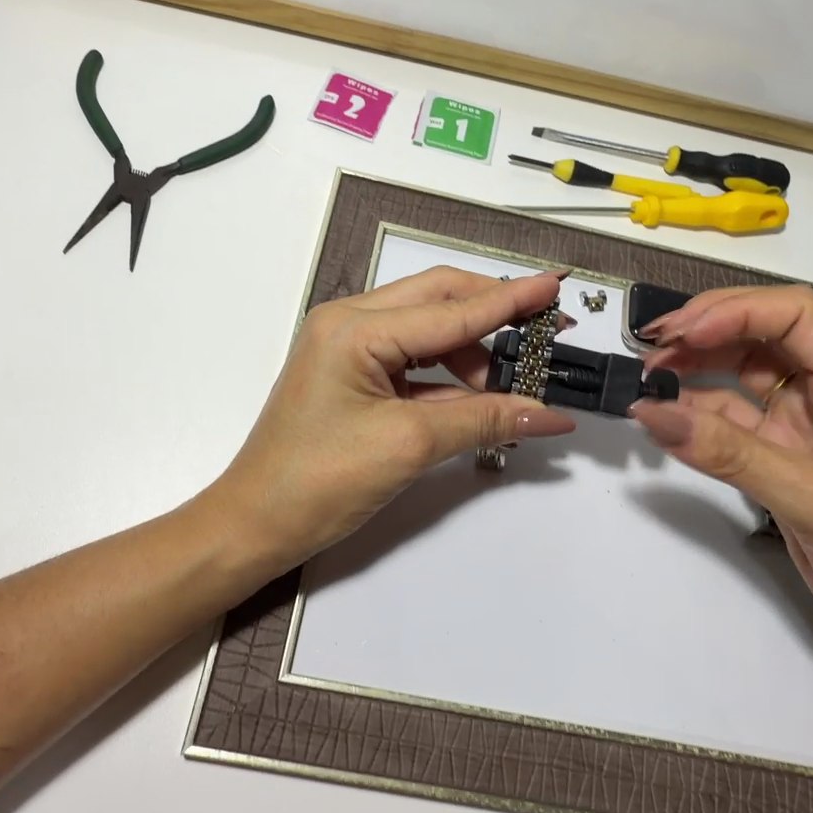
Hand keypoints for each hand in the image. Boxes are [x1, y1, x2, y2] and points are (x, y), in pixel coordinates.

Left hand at [197, 267, 577, 570]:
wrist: (257, 524)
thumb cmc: (318, 482)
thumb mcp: (410, 445)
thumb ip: (484, 419)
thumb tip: (547, 414)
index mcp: (354, 328)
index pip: (450, 308)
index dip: (509, 300)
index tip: (555, 287)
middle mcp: (349, 323)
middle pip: (438, 301)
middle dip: (492, 315)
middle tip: (543, 333)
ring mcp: (348, 347)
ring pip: (428, 330)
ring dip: (471, 353)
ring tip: (508, 390)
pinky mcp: (352, 374)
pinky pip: (412, 360)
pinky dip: (448, 376)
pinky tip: (479, 397)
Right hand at [630, 286, 812, 663]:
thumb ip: (732, 454)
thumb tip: (651, 413)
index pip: (796, 317)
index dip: (737, 311)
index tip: (682, 333)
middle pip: (763, 335)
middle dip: (708, 331)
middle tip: (652, 346)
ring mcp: (805, 427)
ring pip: (742, 374)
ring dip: (696, 367)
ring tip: (648, 374)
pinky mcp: (783, 459)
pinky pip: (731, 420)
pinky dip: (695, 413)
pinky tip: (665, 417)